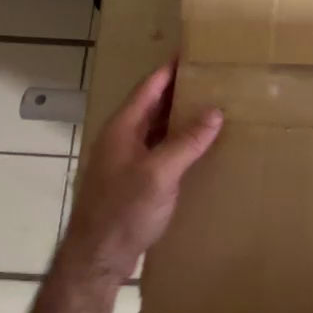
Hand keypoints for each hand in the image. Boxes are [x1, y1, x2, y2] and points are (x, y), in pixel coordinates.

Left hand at [58, 58, 222, 285]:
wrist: (96, 260)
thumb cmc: (123, 211)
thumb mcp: (160, 173)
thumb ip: (187, 141)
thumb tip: (215, 111)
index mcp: (122, 127)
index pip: (149, 86)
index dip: (171, 68)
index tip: (195, 52)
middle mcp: (121, 138)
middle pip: (152, 104)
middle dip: (180, 90)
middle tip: (211, 77)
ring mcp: (125, 160)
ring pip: (155, 127)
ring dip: (179, 116)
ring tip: (211, 106)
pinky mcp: (132, 180)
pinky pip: (158, 148)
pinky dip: (177, 140)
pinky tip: (198, 146)